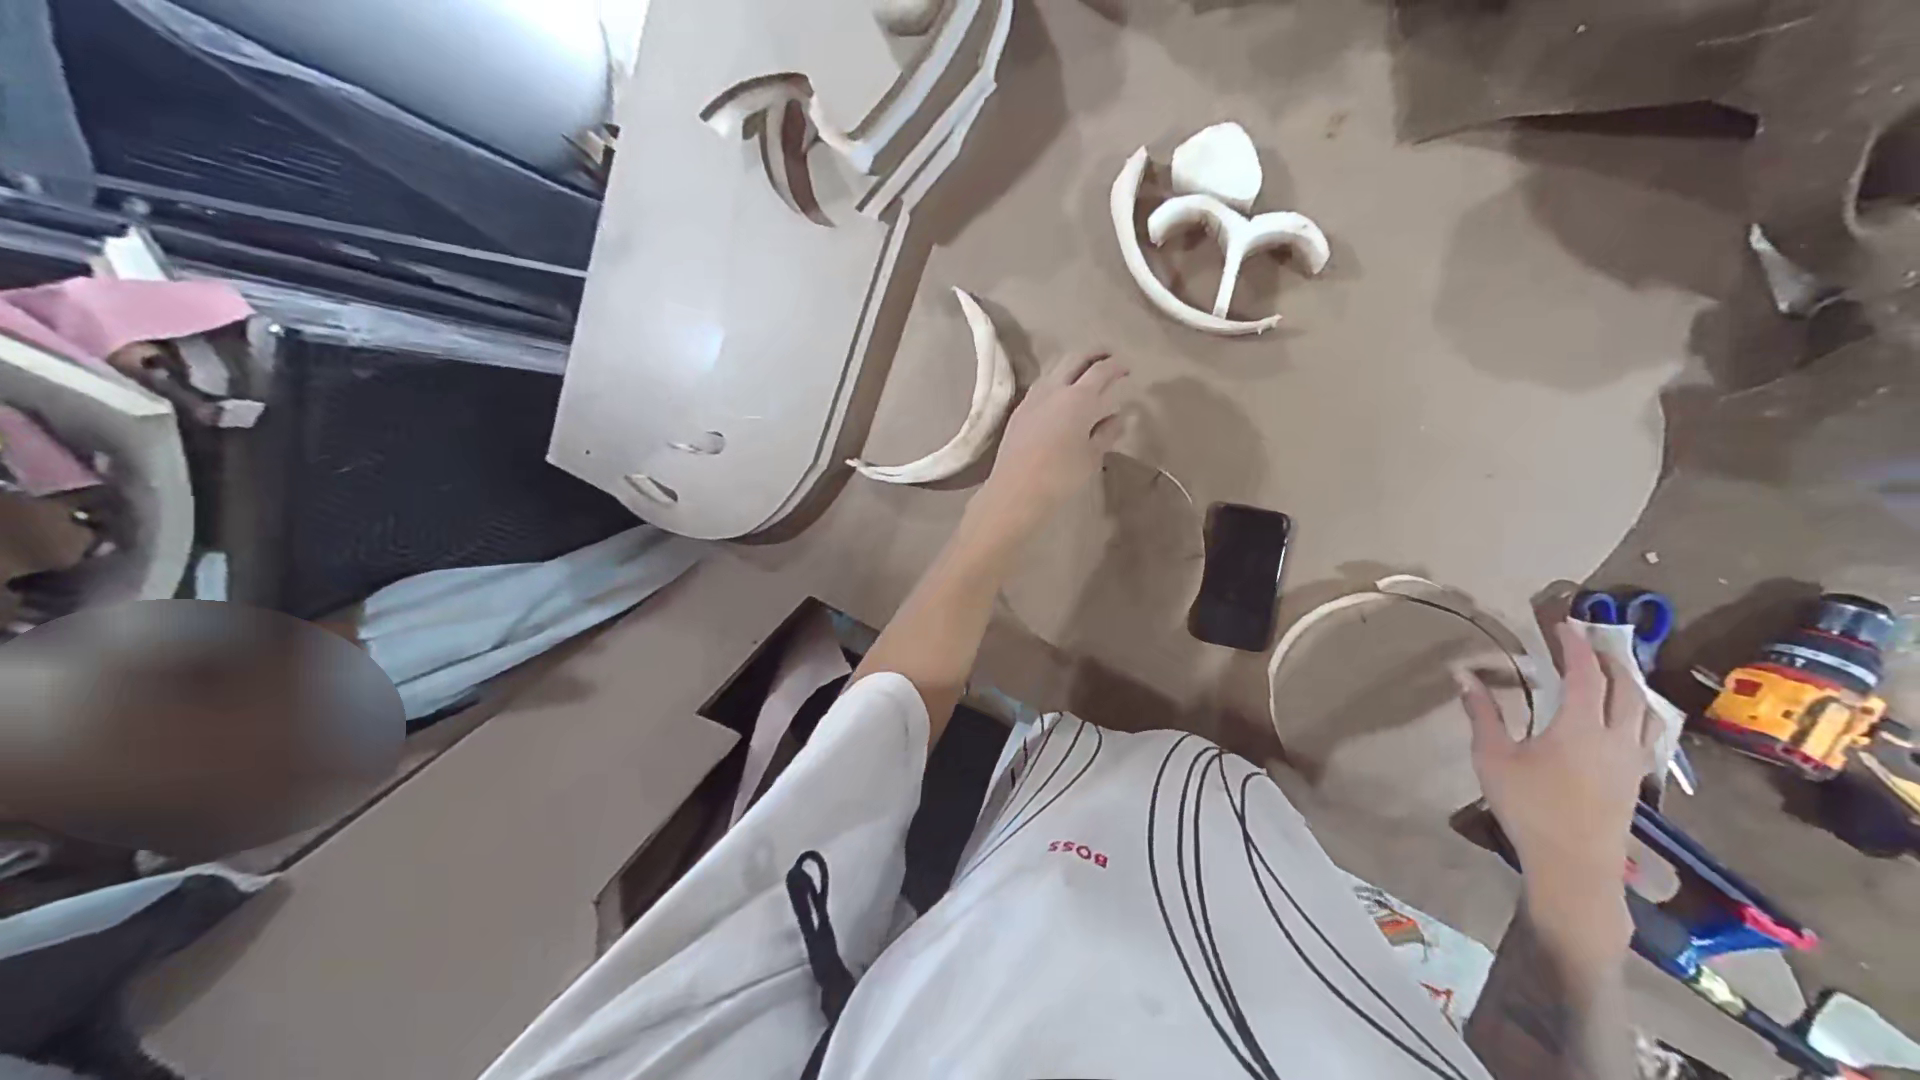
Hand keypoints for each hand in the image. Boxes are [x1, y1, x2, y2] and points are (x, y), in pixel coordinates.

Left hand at [972, 352, 1129, 535]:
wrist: (1017, 489)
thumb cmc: (1061, 475)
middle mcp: (1055, 389)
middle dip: (1094, 354)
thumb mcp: (1092, 456)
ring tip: (1084, 371)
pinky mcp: (1020, 410)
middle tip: (1107, 356)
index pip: (1102, 371)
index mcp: (1080, 398)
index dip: (1116, 366)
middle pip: (1076, 358)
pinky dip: (1056, 379)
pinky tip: (1060, 391)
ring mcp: (1034, 397)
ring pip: (1055, 368)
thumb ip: (1107, 432)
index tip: (1127, 368)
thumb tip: (1118, 417)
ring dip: (1072, 364)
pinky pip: (1042, 384)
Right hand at [1457, 621, 1653, 966]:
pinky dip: (1639, 710)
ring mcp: (1633, 759)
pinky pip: (1648, 732)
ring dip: (1630, 683)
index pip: (1586, 675)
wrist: (1574, 863)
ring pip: (1645, 709)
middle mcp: (1617, 737)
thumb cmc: (1528, 806)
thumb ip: (1483, 713)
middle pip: (1625, 687)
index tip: (1565, 623)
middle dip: (1609, 657)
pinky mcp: (1637, 777)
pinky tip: (1627, 715)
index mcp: (1580, 727)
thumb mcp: (1493, 757)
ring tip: (1614, 669)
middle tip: (1590, 638)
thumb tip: (1464, 675)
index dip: (1576, 645)